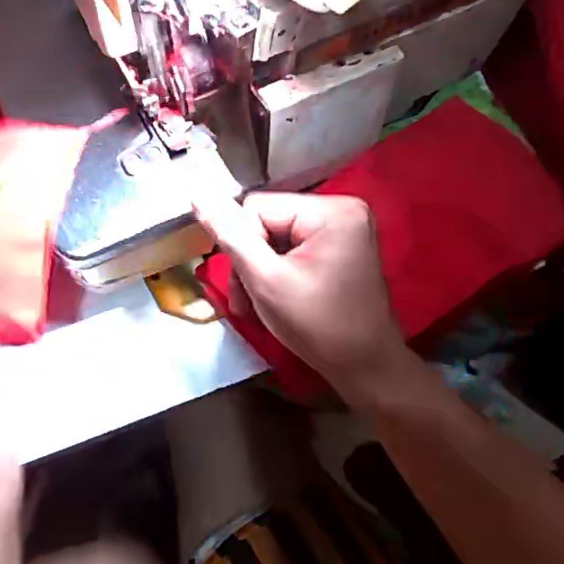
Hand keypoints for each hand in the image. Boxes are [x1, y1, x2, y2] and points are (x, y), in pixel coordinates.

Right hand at [193, 191, 413, 389]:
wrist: (365, 366)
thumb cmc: (318, 325)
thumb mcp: (264, 280)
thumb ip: (229, 236)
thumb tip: (198, 196)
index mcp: (331, 210)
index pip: (257, 208)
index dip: (243, 245)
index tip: (249, 282)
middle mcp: (341, 208)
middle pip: (265, 221)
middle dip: (249, 262)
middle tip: (245, 300)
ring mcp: (342, 228)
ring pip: (272, 237)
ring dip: (257, 271)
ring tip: (254, 304)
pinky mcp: (338, 246)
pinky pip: (289, 247)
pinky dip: (275, 272)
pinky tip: (272, 297)